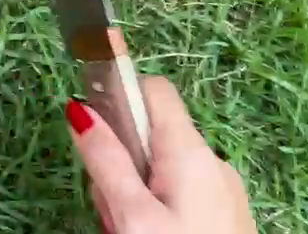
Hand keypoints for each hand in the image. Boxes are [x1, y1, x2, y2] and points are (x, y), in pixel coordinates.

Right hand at [66, 76, 254, 232]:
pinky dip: (158, 210)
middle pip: (152, 134)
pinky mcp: (229, 221)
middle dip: (121, 159)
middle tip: (110, 204)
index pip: (153, 89)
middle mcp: (213, 164)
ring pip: (163, 169)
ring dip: (136, 190)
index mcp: (192, 151)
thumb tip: (79, 108)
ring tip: (127, 230)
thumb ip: (104, 159)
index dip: (119, 95)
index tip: (95, 128)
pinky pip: (182, 196)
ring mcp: (225, 194)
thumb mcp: (132, 216)